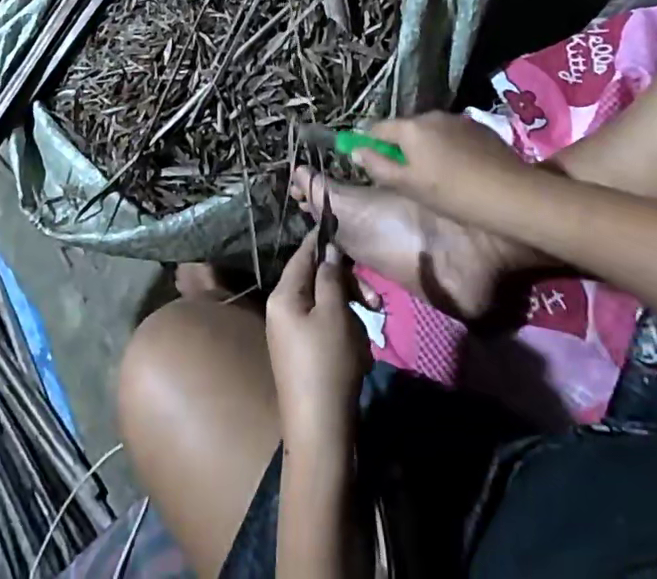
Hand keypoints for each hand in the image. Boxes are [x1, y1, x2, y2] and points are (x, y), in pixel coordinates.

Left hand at [267, 231, 370, 448]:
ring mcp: (290, 333)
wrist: (319, 428)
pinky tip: (359, 352)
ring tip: (366, 334)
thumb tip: (328, 250)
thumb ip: (331, 278)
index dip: (322, 241)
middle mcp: (281, 310)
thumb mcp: (335, 314)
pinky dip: (345, 332)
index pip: (302, 255)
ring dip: (350, 312)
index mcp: (283, 296)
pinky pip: (326, 328)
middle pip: (316, 281)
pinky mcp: (303, 354)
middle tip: (375, 303)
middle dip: (347, 287)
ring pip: (326, 306)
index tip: (341, 228)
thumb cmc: (327, 364)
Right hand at [350, 111, 526, 216]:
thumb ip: (377, 165)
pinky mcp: (481, 129)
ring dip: (426, 147)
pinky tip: (459, 170)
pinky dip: (448, 148)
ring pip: (430, 132)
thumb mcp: (407, 185)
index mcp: (410, 127)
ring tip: (435, 175)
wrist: (512, 195)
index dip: (369, 144)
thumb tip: (356, 151)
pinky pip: (453, 136)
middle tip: (406, 175)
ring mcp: (459, 120)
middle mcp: (432, 115)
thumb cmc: (452, 193)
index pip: (377, 129)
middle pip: (406, 129)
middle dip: (401, 146)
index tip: (370, 161)